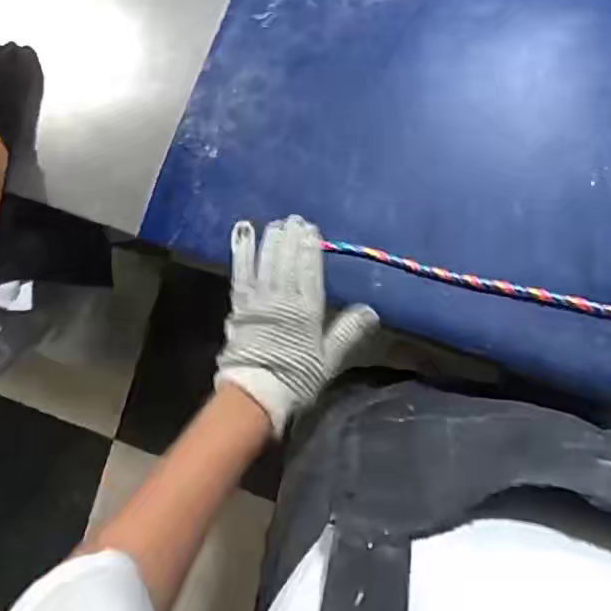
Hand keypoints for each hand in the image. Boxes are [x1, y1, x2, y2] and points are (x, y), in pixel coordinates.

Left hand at [0, 42, 41, 151]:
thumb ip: (26, 83)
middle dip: (3, 63)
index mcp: (27, 60)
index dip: (21, 67)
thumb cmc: (13, 125)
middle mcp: (3, 53)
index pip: (26, 54)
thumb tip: (20, 82)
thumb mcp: (31, 102)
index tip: (19, 77)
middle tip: (2, 82)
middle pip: (4, 51)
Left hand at [216, 216, 379, 435]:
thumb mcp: (329, 358)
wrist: (257, 391)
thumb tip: (371, 310)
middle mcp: (283, 298)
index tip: (312, 229)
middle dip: (291, 238)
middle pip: (288, 260)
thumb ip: (347, 331)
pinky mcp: (240, 301)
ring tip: (276, 224)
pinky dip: (242, 248)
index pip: (310, 270)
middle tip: (294, 220)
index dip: (311, 247)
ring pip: (267, 260)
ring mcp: (259, 297)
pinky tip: (243, 230)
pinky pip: (241, 269)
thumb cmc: (296, 377)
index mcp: (307, 310)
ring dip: (271, 240)